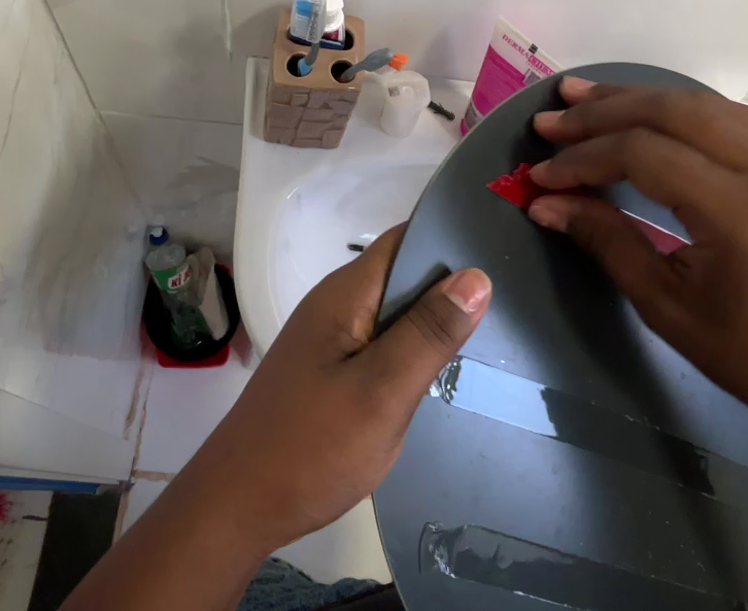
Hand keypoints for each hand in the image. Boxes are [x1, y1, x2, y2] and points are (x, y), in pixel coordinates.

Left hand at [176, 224, 490, 555]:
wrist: (238, 505)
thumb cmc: (312, 446)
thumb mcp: (382, 391)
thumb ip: (428, 333)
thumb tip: (477, 276)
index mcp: (345, 295)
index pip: (405, 241)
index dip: (449, 241)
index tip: (501, 254)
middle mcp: (335, 305)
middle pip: (401, 275)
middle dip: (449, 287)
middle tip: (509, 306)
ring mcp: (329, 339)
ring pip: (393, 313)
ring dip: (432, 323)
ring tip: (490, 337)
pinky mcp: (329, 371)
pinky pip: (380, 344)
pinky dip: (411, 351)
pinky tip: (440, 373)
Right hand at [524, 77, 747, 445]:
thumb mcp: (666, 306)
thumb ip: (605, 240)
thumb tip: (544, 203)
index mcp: (741, 210)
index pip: (642, 154)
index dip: (582, 159)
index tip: (538, 177)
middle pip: (670, 111)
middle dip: (600, 112)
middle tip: (548, 120)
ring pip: (700, 103)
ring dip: (636, 99)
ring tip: (582, 98)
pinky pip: (730, 114)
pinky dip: (680, 108)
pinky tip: (651, 115)